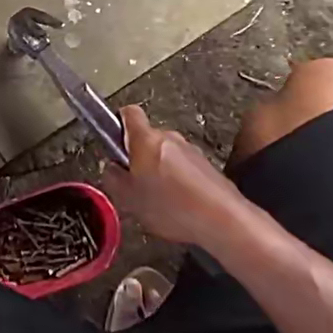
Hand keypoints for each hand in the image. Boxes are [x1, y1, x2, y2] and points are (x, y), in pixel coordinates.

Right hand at [100, 105, 257, 247]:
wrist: (221, 219)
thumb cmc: (174, 207)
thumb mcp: (130, 199)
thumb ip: (114, 179)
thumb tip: (111, 169)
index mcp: (146, 140)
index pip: (129, 113)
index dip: (119, 122)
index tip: (114, 138)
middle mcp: (169, 138)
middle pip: (147, 138)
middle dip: (138, 157)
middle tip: (133, 181)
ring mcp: (190, 151)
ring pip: (165, 154)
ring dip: (158, 170)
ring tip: (157, 199)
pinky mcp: (205, 165)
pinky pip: (182, 167)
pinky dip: (176, 180)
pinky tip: (176, 204)